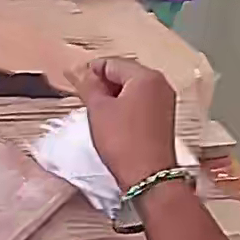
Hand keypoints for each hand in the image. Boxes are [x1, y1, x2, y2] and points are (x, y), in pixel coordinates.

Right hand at [71, 57, 178, 188]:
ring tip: (96, 111)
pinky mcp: (163, 117)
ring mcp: (164, 101)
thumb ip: (88, 86)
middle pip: (125, 74)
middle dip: (103, 83)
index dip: (90, 71)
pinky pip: (140, 102)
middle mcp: (160, 84)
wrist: (147, 175)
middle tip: (83, 98)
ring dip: (113, 95)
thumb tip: (77, 70)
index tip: (74, 82)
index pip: (112, 63)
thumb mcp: (98, 110)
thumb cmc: (123, 141)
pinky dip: (124, 106)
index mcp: (146, 77)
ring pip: (133, 89)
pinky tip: (111, 120)